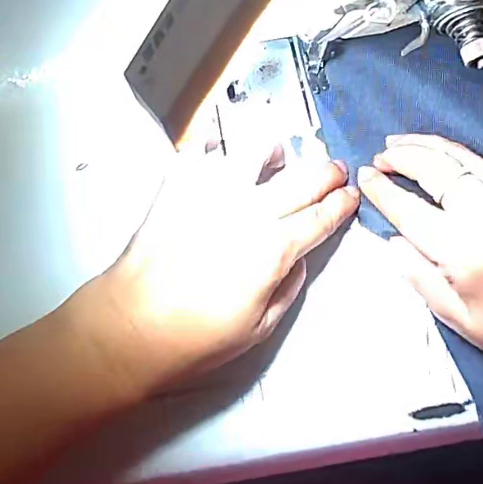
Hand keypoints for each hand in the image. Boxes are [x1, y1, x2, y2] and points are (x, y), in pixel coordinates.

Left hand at [68, 145, 358, 394]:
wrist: (132, 322)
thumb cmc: (196, 336)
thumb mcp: (259, 328)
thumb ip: (289, 286)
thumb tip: (300, 256)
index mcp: (273, 247)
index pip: (319, 217)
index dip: (340, 204)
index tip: (350, 195)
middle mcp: (248, 210)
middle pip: (299, 179)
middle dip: (325, 171)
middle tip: (334, 168)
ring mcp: (212, 191)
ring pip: (254, 151)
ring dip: (274, 150)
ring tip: (277, 154)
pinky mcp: (178, 183)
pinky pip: (203, 151)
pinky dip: (218, 147)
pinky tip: (222, 153)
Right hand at [356, 134, 482, 402]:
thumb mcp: (458, 317)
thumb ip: (418, 274)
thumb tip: (394, 240)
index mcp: (466, 251)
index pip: (409, 209)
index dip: (382, 191)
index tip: (364, 178)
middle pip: (434, 171)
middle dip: (400, 159)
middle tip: (379, 158)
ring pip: (459, 158)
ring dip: (424, 146)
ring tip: (398, 144)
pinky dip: (454, 153)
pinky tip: (438, 153)